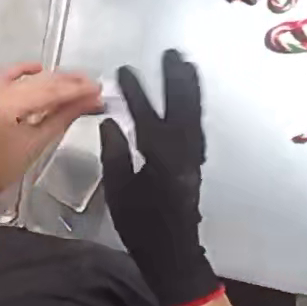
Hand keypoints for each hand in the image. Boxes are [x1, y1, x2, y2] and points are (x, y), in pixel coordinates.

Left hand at [0, 63, 102, 197]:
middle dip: (68, 84)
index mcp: (8, 105)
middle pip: (40, 83)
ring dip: (53, 81)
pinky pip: (8, 77)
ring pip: (29, 80)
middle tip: (93, 87)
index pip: (50, 92)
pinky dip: (24, 72)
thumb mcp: (37, 143)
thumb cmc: (4, 168)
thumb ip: (63, 117)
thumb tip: (90, 101)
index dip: (76, 89)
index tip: (98, 89)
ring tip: (78, 83)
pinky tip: (41, 69)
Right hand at [101, 50, 221, 305]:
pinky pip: (195, 126)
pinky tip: (187, 97)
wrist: (174, 252)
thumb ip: (116, 155)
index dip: (136, 93)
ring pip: (194, 115)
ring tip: (185, 65)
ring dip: (189, 89)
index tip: (124, 71)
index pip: (147, 118)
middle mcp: (183, 154)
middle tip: (171, 53)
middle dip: (176, 80)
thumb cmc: (141, 226)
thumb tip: (111, 122)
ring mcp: (193, 157)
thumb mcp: (120, 192)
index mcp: (161, 160)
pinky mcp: (195, 162)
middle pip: (182, 108)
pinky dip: (192, 106)